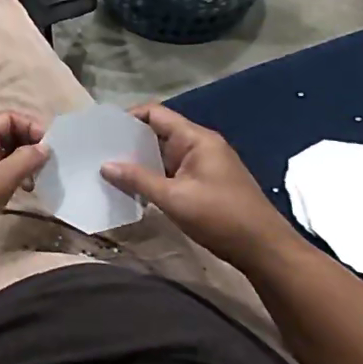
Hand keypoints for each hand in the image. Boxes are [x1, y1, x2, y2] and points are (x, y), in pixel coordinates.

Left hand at [0, 111, 49, 255]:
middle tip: (48, 161)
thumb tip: (46, 147)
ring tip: (39, 176)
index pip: (7, 118)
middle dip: (30, 144)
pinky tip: (29, 186)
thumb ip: (26, 159)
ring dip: (26, 160)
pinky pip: (6, 167)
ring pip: (9, 151)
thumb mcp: (2, 177)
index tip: (49, 144)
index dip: (29, 126)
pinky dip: (19, 173)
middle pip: (9, 133)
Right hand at [100, 104, 300, 264]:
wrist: (264, 249)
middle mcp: (200, 146)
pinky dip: (151, 175)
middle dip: (128, 141)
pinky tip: (131, 186)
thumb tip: (105, 165)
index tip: (102, 131)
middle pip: (157, 132)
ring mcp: (202, 164)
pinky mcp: (202, 182)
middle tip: (98, 151)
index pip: (155, 114)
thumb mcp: (173, 198)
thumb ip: (137, 179)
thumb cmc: (221, 217)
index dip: (128, 117)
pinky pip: (170, 170)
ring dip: (138, 160)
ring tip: (107, 168)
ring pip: (162, 153)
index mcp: (196, 140)